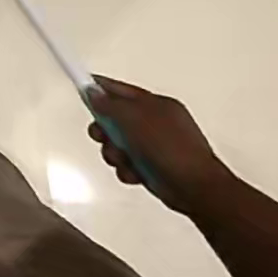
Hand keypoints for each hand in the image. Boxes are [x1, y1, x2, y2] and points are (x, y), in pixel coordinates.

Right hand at [89, 76, 237, 213]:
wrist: (197, 189)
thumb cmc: (171, 149)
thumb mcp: (135, 118)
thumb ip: (109, 104)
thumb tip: (92, 92)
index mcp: (157, 105)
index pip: (119, 90)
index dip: (98, 88)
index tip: (80, 87)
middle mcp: (154, 123)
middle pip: (112, 118)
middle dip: (104, 129)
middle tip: (103, 136)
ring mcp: (153, 145)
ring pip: (115, 142)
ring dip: (114, 153)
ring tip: (126, 160)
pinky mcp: (151, 166)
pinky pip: (124, 161)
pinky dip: (126, 168)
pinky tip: (136, 173)